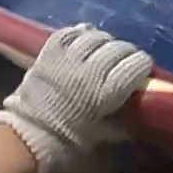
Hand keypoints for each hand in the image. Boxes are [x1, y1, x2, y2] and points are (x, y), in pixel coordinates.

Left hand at [0, 24, 152, 172]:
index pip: (137, 63)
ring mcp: (68, 57)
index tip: (141, 71)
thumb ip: (126, 118)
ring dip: (104, 42)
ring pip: (96, 36)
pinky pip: (70, 33)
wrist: (29, 133)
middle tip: (123, 62)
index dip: (143, 65)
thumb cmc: (69, 139)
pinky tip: (84, 39)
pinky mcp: (50, 51)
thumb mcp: (105, 133)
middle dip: (127, 53)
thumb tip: (143, 106)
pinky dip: (80, 33)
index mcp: (108, 91)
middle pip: (119, 47)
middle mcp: (90, 69)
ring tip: (103, 51)